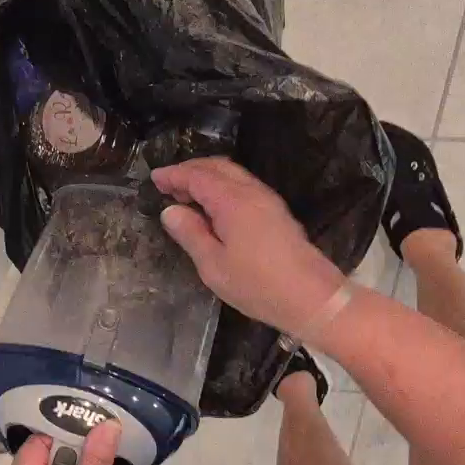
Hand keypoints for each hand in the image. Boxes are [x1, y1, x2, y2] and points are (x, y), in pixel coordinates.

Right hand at [153, 157, 347, 336]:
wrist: (310, 297)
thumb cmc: (257, 285)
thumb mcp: (213, 265)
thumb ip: (191, 234)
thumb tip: (170, 211)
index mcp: (233, 201)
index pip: (198, 176)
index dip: (174, 175)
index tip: (154, 178)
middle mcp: (252, 192)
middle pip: (218, 167)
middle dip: (191, 171)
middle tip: (168, 185)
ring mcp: (268, 201)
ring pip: (233, 175)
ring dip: (207, 179)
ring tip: (186, 196)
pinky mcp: (276, 213)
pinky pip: (243, 187)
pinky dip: (222, 188)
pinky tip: (212, 209)